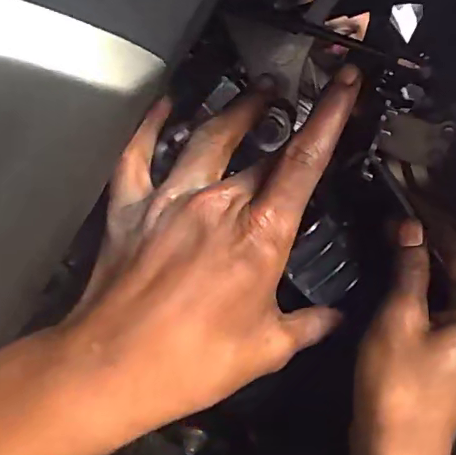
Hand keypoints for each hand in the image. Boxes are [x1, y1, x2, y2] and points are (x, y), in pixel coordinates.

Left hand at [38, 66, 361, 454]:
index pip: (304, 162)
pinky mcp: (130, 209)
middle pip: (263, 149)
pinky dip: (150, 126)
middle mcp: (218, 204)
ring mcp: (170, 201)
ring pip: (208, 137)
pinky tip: (163, 105)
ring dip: (237, 111)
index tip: (346, 84)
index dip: (330, 117)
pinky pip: (138, 154)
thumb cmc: (193, 363)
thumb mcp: (267, 350)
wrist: (109, 370)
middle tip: (309, 93)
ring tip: (259, 91)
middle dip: (292, 116)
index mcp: (260, 234)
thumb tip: (335, 319)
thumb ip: (309, 326)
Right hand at [353, 209, 455, 454]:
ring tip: (400, 234)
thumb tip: (409, 226)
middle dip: (432, 241)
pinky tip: (411, 272)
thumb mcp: (398, 320)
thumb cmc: (396, 389)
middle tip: (398, 214)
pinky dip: (436, 292)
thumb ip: (409, 269)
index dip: (433, 220)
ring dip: (432, 265)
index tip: (408, 192)